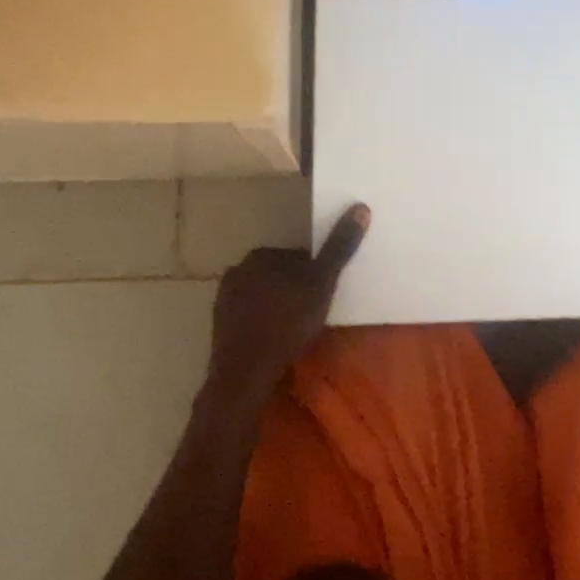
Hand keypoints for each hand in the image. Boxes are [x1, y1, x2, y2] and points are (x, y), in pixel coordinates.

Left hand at [203, 204, 369, 407]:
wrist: (246, 371)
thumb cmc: (288, 322)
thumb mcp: (322, 283)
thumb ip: (339, 247)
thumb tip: (360, 208)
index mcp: (262, 254)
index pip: (297, 257)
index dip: (315, 274)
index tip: (324, 294)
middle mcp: (239, 268)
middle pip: (278, 274)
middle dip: (294, 288)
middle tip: (313, 313)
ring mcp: (225, 297)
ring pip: (262, 295)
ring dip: (277, 306)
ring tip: (295, 329)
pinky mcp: (219, 324)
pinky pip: (249, 315)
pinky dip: (262, 322)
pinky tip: (274, 339)